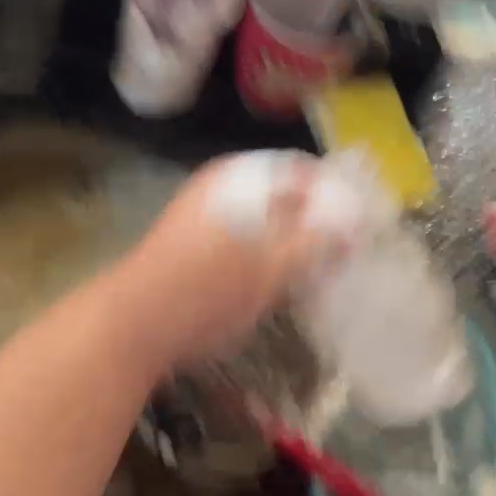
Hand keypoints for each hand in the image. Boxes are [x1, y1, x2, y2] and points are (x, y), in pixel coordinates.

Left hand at [105, 153, 338, 369]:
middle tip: (346, 255)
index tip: (364, 226)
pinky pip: (244, 238)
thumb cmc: (207, 290)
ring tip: (319, 275)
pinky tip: (280, 286)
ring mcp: (203, 215)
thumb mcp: (272, 267)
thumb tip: (354, 220)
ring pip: (263, 219)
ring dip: (293, 242)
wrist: (131, 325)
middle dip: (318, 222)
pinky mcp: (192, 246)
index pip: (303, 170)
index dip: (338, 195)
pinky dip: (268, 255)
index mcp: (240, 178)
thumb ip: (317, 240)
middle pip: (283, 194)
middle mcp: (220, 187)